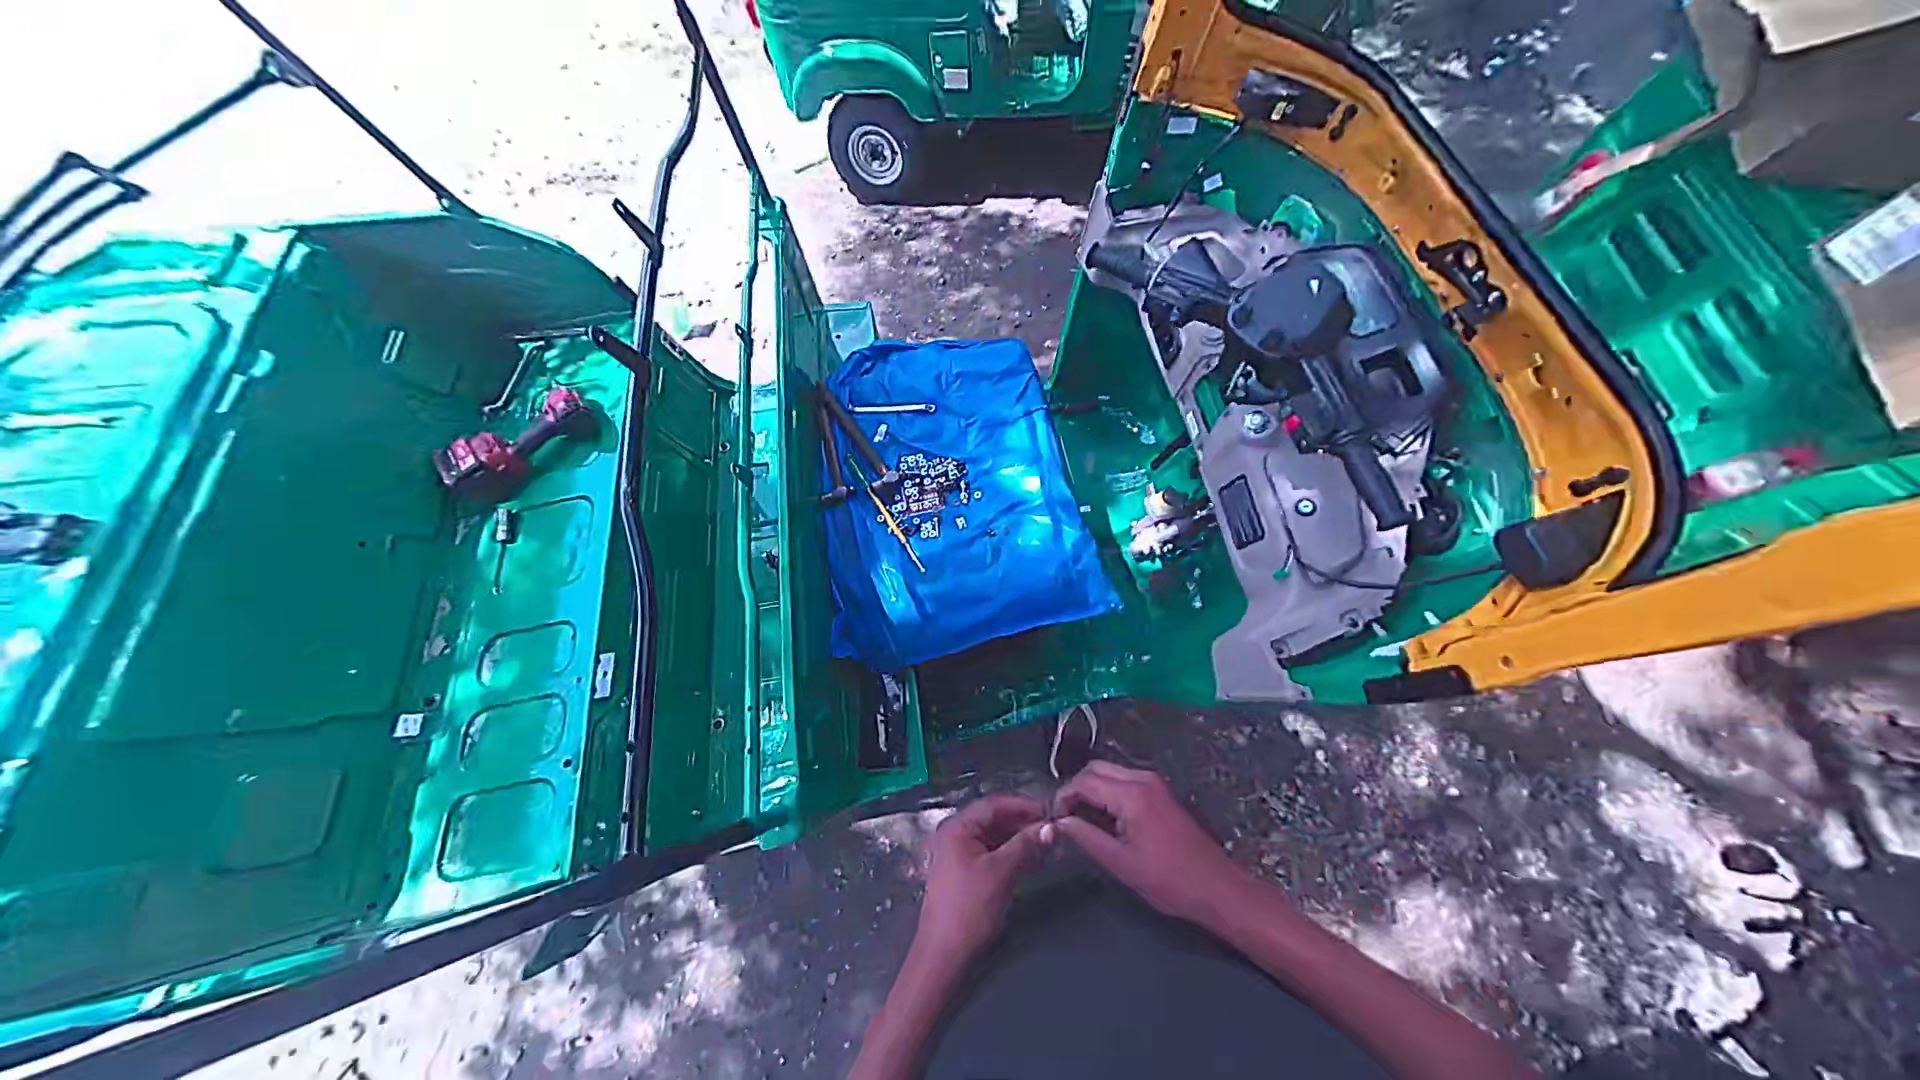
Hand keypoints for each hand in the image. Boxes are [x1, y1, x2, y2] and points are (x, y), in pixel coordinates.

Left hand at [917, 794, 1049, 957]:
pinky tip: (1032, 860)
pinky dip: (1011, 854)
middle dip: (1023, 823)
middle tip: (1053, 829)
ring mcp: (959, 854)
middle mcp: (955, 835)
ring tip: (1047, 844)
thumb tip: (1051, 827)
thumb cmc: (970, 907)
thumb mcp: (1001, 872)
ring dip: (1019, 840)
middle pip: (994, 820)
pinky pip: (992, 854)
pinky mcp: (965, 873)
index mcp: (957, 827)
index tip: (1051, 811)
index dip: (1023, 806)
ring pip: (995, 837)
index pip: (994, 805)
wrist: (945, 954)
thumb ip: (1025, 845)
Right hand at [1052, 761, 1247, 924]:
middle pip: (1095, 769)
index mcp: (1131, 795)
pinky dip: (1108, 791)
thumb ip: (1086, 837)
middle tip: (1066, 816)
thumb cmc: (1168, 880)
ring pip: (1109, 771)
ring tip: (1082, 818)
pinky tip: (1105, 817)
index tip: (1054, 819)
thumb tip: (1060, 822)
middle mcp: (1142, 779)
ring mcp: (1154, 783)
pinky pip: (1124, 780)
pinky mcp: (1160, 791)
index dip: (1063, 797)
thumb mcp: (1120, 863)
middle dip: (1076, 788)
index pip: (1083, 782)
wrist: (1216, 887)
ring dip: (1092, 788)